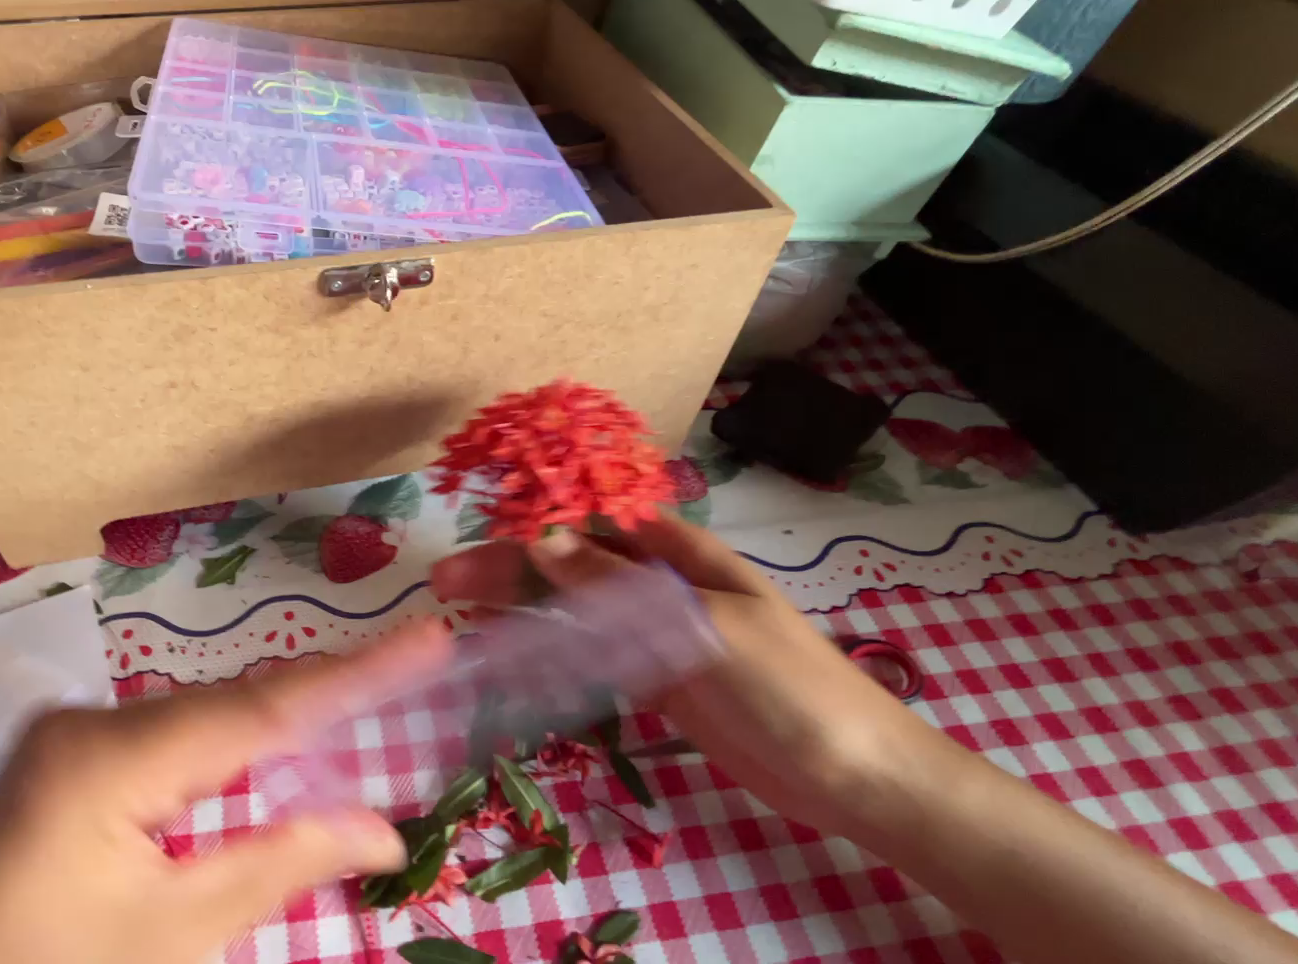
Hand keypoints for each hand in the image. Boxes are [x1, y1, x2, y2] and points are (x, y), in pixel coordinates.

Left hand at [0, 622, 451, 963]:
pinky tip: (270, 746)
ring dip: (275, 721)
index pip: (262, 707)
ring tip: (359, 698)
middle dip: (320, 695)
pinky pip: (165, 737)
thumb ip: (282, 862)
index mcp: (109, 758)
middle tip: (408, 663)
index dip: (354, 673)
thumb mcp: (172, 937)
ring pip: (199, 717)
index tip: (426, 637)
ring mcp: (66, 735)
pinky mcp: (60, 758)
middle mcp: (86, 721)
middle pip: (230, 704)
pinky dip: (224, 744)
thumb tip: (384, 826)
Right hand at [435, 521, 1297, 963]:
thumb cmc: (788, 684)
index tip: (475, 532)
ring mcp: (650, 634)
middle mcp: (656, 584)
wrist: (854, 775)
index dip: (530, 522)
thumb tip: (544, 538)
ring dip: (518, 610)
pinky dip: (546, 653)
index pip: (589, 522)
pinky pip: (587, 657)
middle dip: (508, 570)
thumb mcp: (703, 625)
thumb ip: (619, 585)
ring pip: (570, 611)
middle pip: (568, 566)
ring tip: (458, 618)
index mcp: (675, 553)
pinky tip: (506, 656)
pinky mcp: (650, 680)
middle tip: (444, 584)